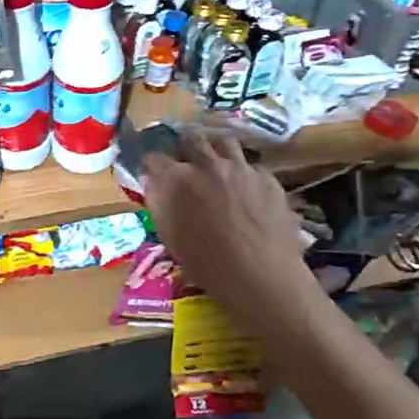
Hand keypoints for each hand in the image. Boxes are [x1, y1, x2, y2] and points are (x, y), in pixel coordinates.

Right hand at [140, 130, 322, 332]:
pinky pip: (252, 165)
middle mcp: (208, 164)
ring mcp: (241, 168)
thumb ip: (158, 203)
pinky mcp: (268, 177)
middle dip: (185, 148)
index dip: (152, 164)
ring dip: (216, 150)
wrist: (262, 277)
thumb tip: (150, 180)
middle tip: (186, 163)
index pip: (155, 158)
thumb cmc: (208, 265)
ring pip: (225, 142)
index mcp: (179, 180)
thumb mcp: (171, 238)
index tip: (153, 171)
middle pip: (192, 140)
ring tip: (217, 165)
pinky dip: (244, 172)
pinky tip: (246, 189)